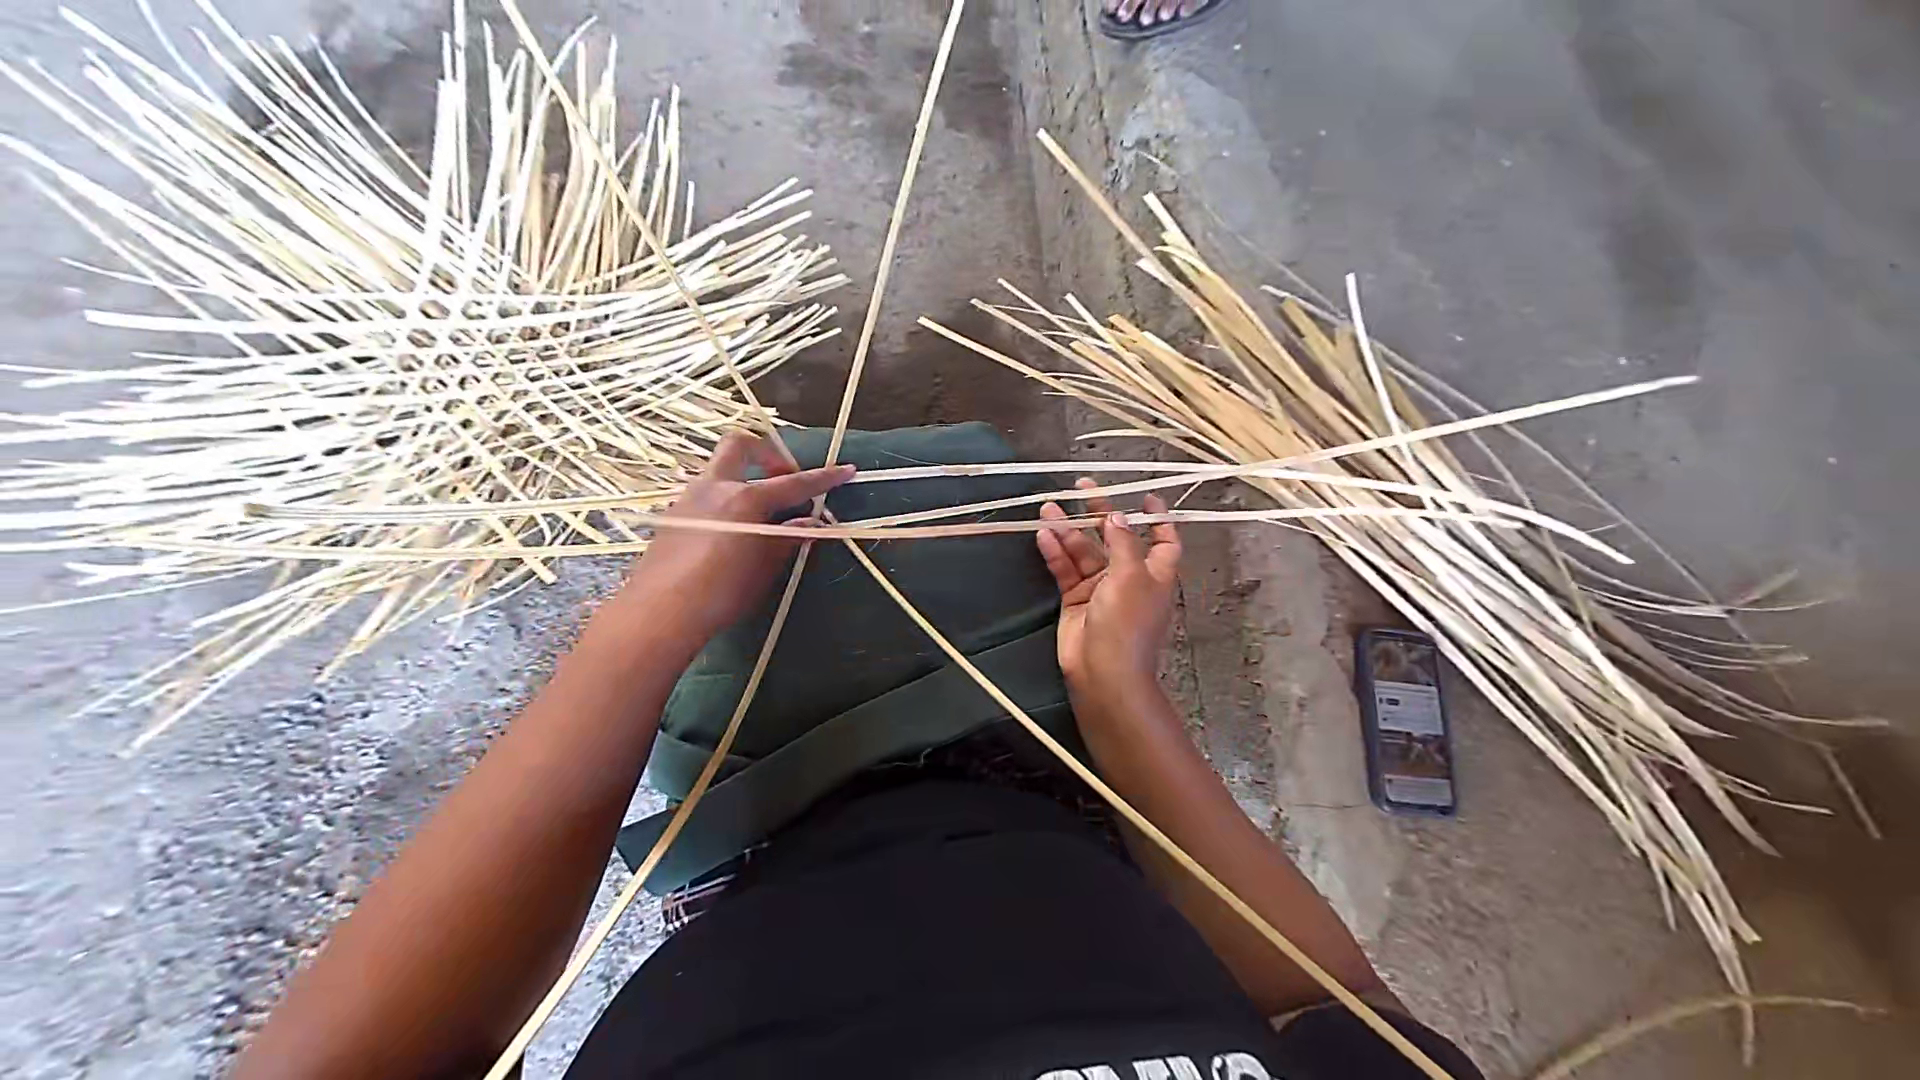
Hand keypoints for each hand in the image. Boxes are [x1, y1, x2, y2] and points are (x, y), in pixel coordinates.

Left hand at [615, 433, 853, 645]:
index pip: (794, 484)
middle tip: (784, 479)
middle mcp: (715, 488)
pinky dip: (727, 503)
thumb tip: (808, 523)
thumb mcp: (765, 568)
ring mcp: (689, 499)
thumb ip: (788, 539)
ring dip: (744, 481)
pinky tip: (731, 534)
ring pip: (720, 472)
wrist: (660, 614)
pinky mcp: (673, 517)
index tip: (846, 470)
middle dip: (767, 454)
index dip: (824, 478)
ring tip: (760, 515)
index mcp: (745, 500)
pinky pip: (706, 496)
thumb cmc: (722, 593)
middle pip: (740, 446)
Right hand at [1036, 477, 1182, 693]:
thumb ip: (1123, 542)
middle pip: (1115, 537)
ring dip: (1068, 530)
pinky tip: (1044, 535)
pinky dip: (1055, 553)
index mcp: (1154, 572)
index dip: (1157, 518)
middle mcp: (1129, 577)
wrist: (1103, 673)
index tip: (1144, 497)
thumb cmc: (1127, 624)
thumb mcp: (1132, 576)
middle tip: (1081, 487)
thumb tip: (1116, 517)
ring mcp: (1100, 588)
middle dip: (1099, 512)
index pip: (1163, 539)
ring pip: (1083, 551)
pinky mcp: (1075, 599)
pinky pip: (1065, 569)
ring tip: (1049, 508)